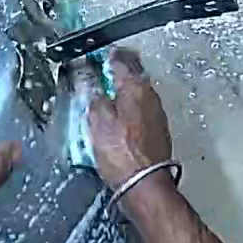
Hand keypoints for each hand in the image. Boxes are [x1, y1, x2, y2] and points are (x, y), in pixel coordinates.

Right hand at [88, 48, 172, 190]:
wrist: (144, 187)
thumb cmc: (121, 153)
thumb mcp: (96, 117)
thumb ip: (91, 92)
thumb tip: (86, 76)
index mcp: (136, 87)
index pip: (120, 59)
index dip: (103, 55)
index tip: (91, 57)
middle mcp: (151, 97)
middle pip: (131, 75)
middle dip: (112, 73)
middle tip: (93, 75)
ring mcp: (156, 115)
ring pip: (135, 94)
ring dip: (119, 92)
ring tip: (100, 98)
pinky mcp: (156, 132)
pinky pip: (138, 111)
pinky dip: (125, 109)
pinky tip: (113, 119)